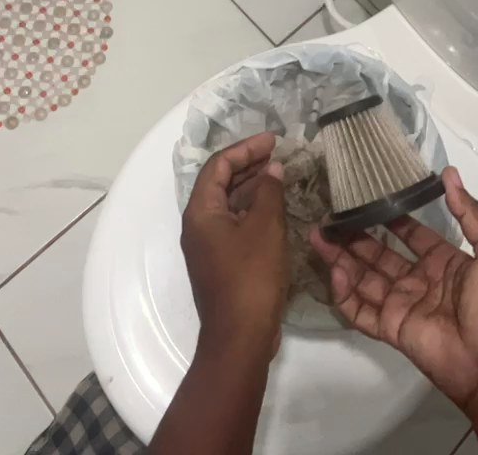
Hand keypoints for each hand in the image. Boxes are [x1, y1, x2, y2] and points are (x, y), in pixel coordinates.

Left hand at [180, 132, 289, 359]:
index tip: (273, 139)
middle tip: (277, 152)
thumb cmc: (250, 276)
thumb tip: (272, 168)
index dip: (246, 148)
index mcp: (200, 211)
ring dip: (252, 186)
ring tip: (280, 174)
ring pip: (228, 203)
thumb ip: (269, 191)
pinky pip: (234, 223)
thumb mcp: (265, 227)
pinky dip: (253, 209)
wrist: (239, 337)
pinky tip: (275, 207)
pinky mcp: (220, 262)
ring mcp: (207, 245)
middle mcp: (197, 225)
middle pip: (221, 182)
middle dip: (248, 164)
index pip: (219, 165)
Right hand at [309, 167, 477, 409]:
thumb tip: (449, 173)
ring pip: (365, 279)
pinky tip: (335, 271)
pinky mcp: (392, 329)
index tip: (366, 199)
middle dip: (355, 237)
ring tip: (319, 238)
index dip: (390, 218)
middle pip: (380, 254)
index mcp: (445, 262)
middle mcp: (420, 281)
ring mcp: (404, 305)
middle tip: (330, 219)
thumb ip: (470, 213)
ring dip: (341, 259)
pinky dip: (345, 293)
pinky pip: (362, 310)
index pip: (411, 234)